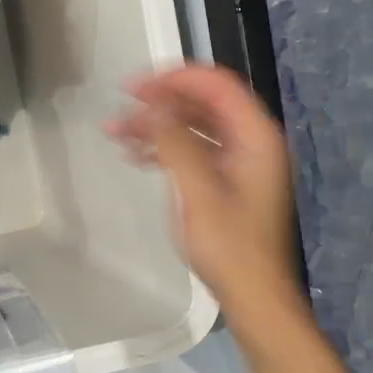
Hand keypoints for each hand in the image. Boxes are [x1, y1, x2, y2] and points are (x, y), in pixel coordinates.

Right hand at [106, 64, 304, 325]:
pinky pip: (194, 150)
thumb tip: (153, 106)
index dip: (175, 79)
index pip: (216, 86)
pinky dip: (165, 147)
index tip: (134, 87)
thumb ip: (176, 143)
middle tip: (120, 108)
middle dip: (161, 102)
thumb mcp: (197, 191)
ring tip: (116, 132)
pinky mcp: (227, 182)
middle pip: (203, 103)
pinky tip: (136, 155)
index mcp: (255, 137)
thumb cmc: (228, 246)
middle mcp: (251, 142)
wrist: (252, 294)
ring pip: (194, 127)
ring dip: (157, 125)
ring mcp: (240, 162)